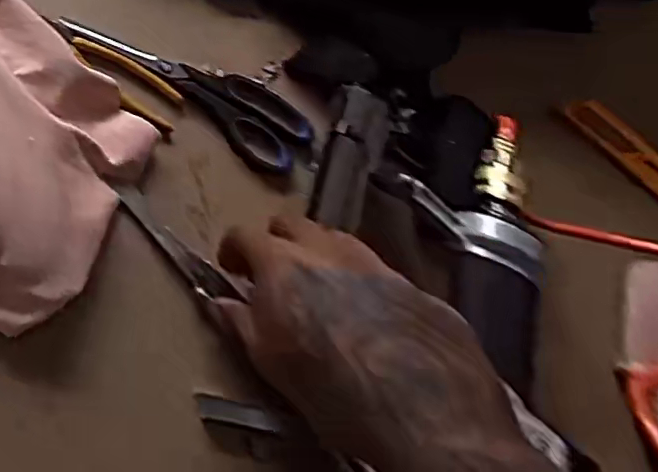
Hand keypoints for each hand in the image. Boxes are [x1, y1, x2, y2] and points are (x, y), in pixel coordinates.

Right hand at [216, 216, 547, 471]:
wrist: (438, 434)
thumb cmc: (337, 394)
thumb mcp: (268, 360)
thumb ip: (239, 321)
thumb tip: (220, 302)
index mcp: (283, 264)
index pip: (243, 234)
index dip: (233, 249)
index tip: (234, 269)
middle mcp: (331, 256)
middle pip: (296, 224)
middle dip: (281, 240)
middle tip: (278, 269)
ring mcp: (387, 275)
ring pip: (346, 244)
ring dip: (329, 257)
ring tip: (329, 288)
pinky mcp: (433, 302)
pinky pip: (394, 282)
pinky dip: (376, 291)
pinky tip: (381, 323)